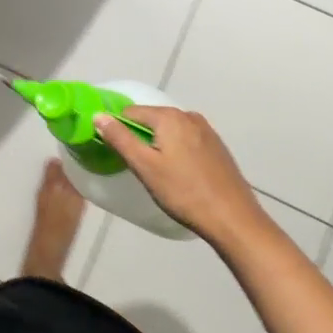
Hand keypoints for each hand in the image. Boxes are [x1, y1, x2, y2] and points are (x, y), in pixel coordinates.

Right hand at [93, 107, 272, 248]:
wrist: (234, 220)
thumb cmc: (184, 192)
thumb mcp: (145, 167)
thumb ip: (120, 138)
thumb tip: (98, 115)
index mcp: (169, 117)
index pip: (130, 113)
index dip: (119, 130)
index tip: (120, 154)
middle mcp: (189, 116)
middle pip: (152, 119)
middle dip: (141, 138)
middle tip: (140, 167)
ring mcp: (207, 131)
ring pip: (170, 131)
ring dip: (160, 145)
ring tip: (160, 173)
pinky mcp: (218, 147)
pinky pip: (187, 140)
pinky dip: (178, 150)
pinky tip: (181, 175)